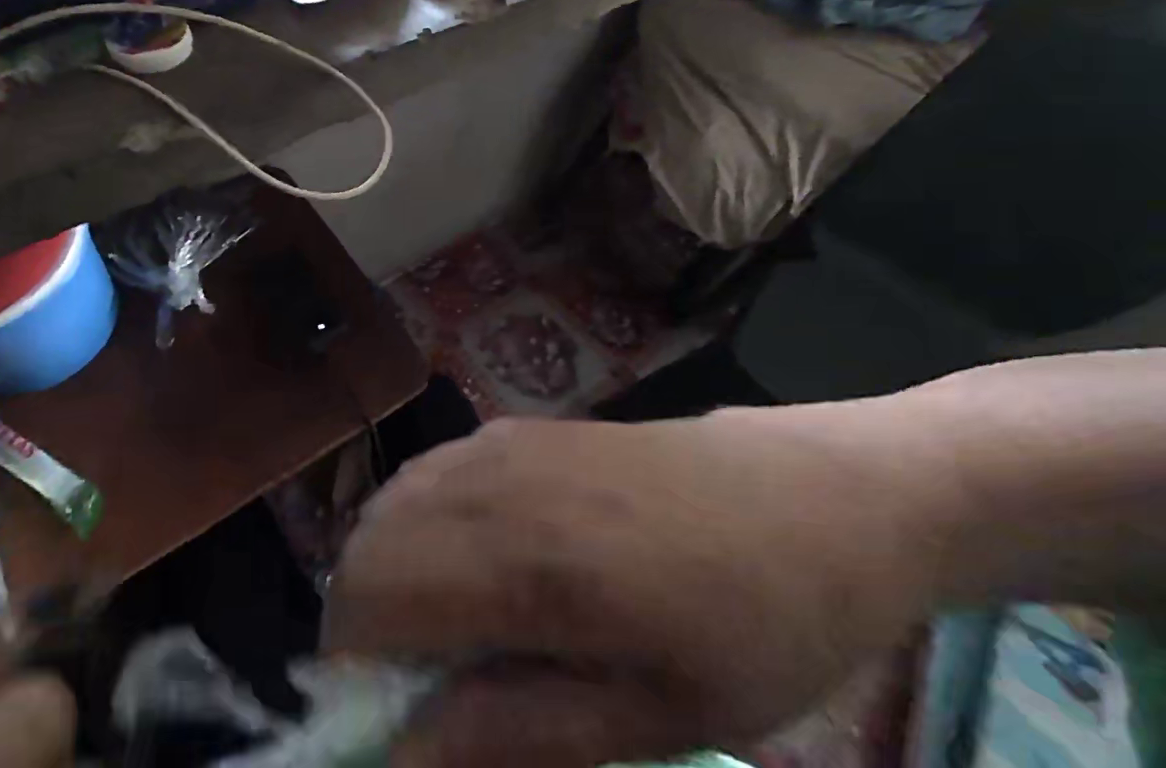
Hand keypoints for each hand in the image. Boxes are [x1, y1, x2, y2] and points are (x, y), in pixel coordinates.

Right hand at [324, 411, 946, 767]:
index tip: (395, 719)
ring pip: (385, 507)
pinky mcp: (513, 429)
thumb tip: (402, 756)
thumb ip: (518, 731)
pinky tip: (475, 563)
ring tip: (451, 627)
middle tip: (426, 683)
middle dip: (363, 626)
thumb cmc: (758, 621)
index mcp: (528, 561)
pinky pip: (424, 479)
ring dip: (387, 575)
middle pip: (363, 549)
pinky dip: (415, 530)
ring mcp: (499, 444)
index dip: (353, 668)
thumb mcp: (660, 717)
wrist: (813, 497)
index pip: (368, 598)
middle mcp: (492, 483)